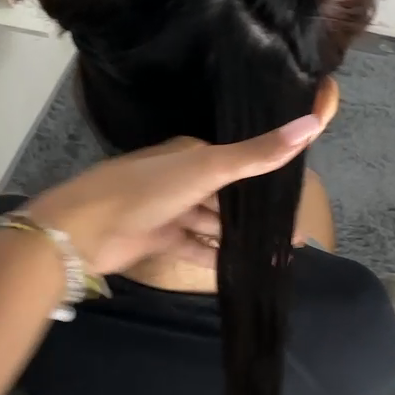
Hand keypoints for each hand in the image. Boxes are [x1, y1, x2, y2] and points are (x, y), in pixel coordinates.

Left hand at [22, 115, 321, 276]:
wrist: (83, 229)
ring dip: (242, 237)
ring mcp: (170, 210)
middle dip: (259, 213)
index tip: (300, 196)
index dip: (269, 177)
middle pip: (229, 196)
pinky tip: (244, 270)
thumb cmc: (146, 190)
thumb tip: (310, 124)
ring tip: (279, 255)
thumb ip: (257, 153)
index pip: (240, 161)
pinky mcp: (159, 239)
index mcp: (193, 153)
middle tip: (297, 235)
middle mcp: (183, 178)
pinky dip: (218, 257)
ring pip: (214, 224)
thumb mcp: (207, 168)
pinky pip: (196, 248)